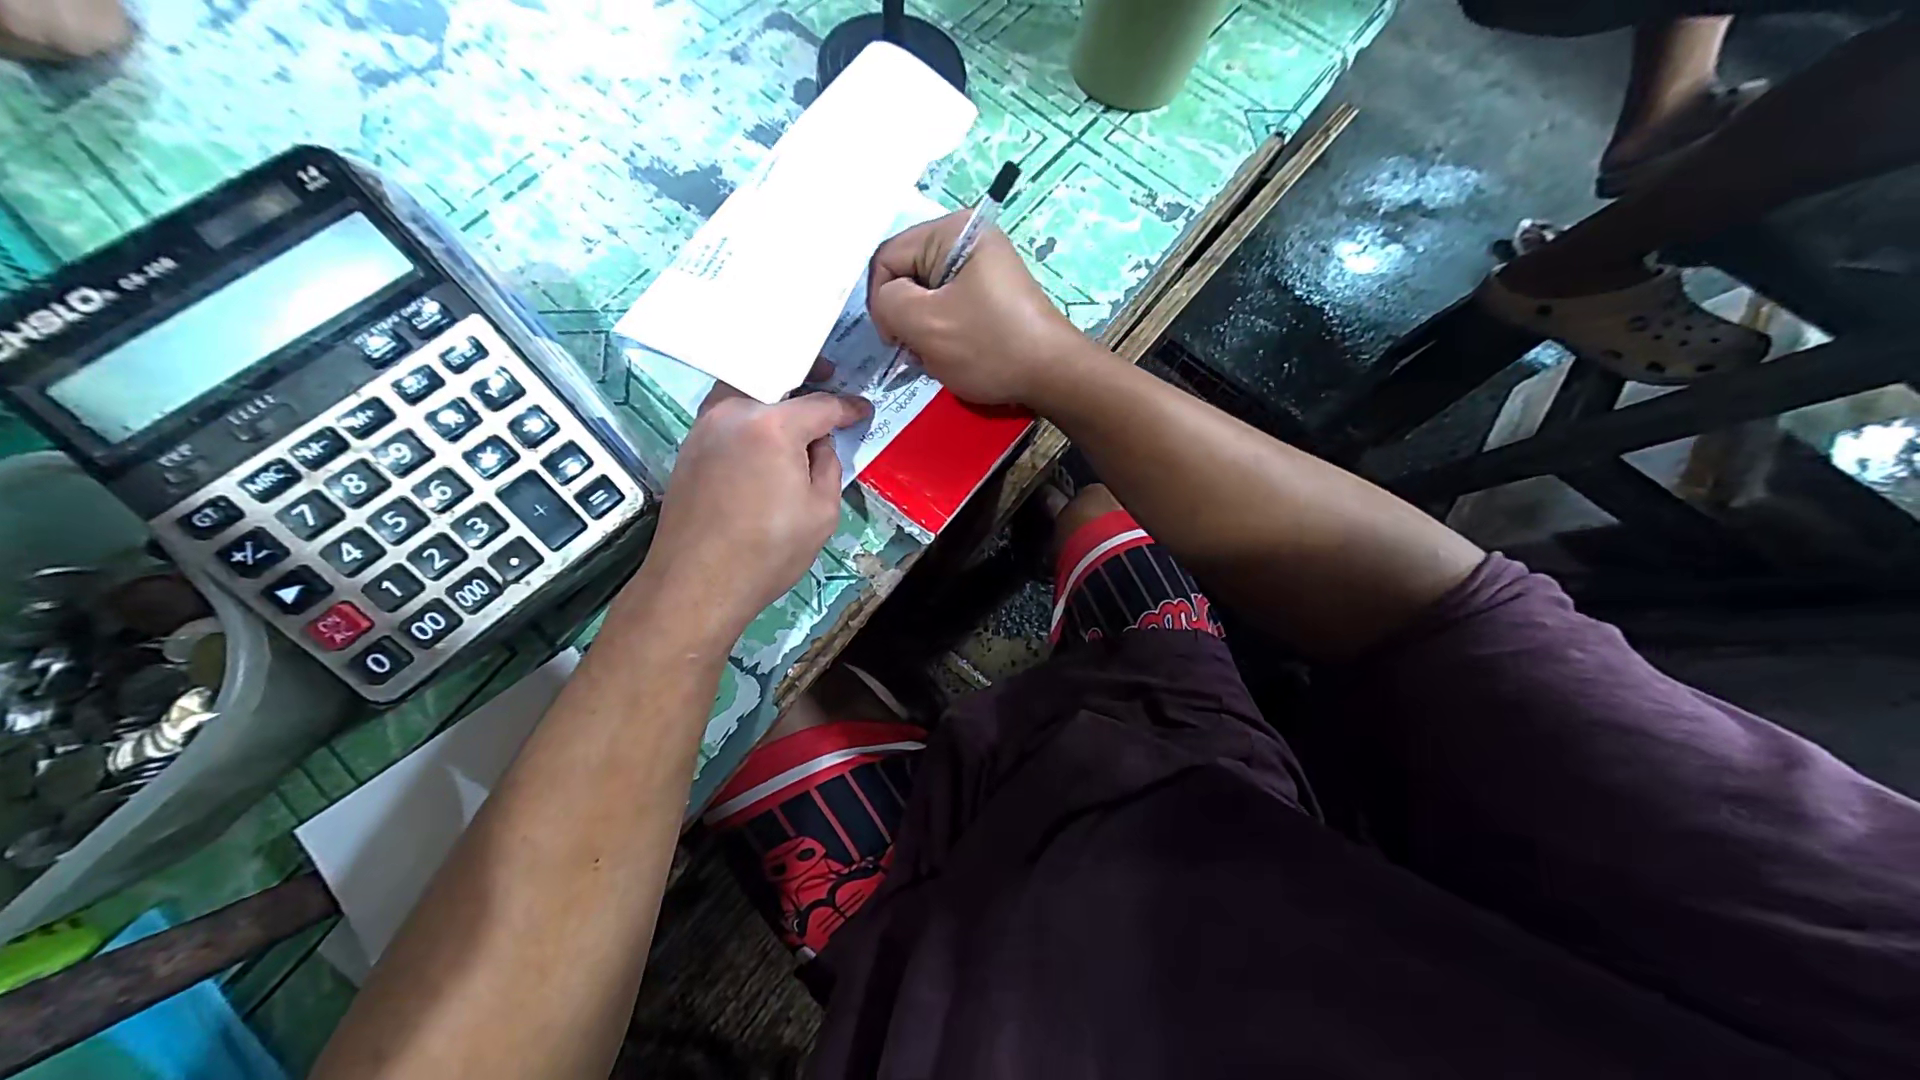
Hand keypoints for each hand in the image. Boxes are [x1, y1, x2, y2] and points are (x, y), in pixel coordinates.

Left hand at [617, 382, 869, 648]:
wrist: (697, 583)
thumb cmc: (768, 550)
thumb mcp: (821, 512)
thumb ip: (827, 466)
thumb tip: (818, 445)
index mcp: (773, 426)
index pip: (821, 404)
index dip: (848, 407)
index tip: (863, 410)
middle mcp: (733, 414)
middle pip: (774, 381)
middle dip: (805, 378)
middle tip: (828, 380)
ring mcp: (704, 428)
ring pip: (744, 394)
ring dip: (772, 396)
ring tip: (796, 413)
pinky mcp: (689, 448)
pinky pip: (727, 417)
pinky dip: (750, 417)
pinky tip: (765, 441)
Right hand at [867, 210, 1090, 407]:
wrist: (1052, 375)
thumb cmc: (989, 347)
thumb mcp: (926, 324)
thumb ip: (888, 302)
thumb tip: (888, 303)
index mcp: (954, 231)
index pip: (887, 257)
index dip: (881, 300)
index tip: (895, 339)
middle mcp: (967, 239)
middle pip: (906, 275)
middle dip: (905, 317)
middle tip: (919, 350)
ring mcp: (981, 268)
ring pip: (925, 297)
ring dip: (923, 331)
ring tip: (940, 355)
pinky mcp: (990, 295)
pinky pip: (948, 308)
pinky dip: (943, 334)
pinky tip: (955, 354)